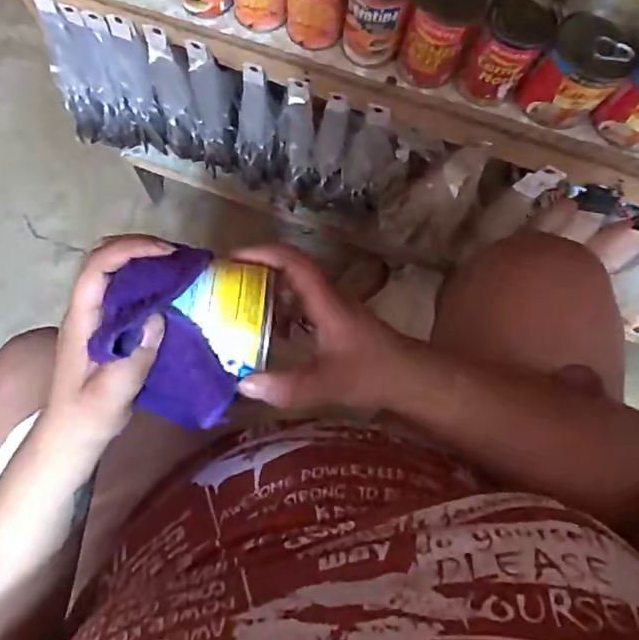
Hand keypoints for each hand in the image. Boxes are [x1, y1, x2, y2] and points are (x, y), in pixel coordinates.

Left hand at [45, 234, 173, 458]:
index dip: (131, 250)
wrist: (69, 439)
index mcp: (81, 319)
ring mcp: (95, 316)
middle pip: (104, 256)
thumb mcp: (112, 394)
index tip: (167, 254)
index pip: (98, 267)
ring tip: (180, 269)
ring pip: (115, 270)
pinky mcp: (108, 326)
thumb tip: (159, 316)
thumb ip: (135, 355)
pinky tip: (172, 292)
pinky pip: (126, 289)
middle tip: (177, 257)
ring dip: (145, 260)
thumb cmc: (87, 418)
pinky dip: (148, 280)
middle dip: (139, 246)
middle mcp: (85, 310)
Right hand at [230, 244, 411, 411]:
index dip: (262, 253)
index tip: (232, 257)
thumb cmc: (373, 374)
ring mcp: (334, 307)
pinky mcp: (337, 321)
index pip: (292, 262)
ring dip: (269, 290)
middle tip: (227, 282)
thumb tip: (244, 383)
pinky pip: (303, 305)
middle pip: (291, 268)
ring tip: (238, 306)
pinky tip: (268, 332)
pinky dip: (282, 310)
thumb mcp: (326, 384)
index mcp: (325, 301)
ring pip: (297, 287)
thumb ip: (286, 387)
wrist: (411, 378)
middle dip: (258, 269)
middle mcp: (329, 296)